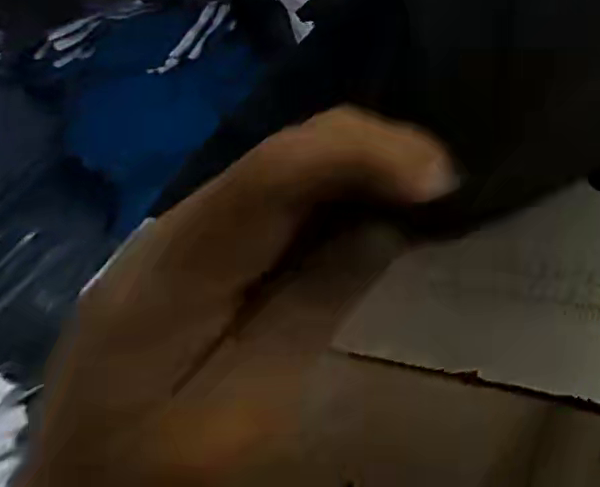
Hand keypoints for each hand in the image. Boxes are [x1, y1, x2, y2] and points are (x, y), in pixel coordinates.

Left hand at [19, 107, 456, 486]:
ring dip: (365, 158)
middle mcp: (178, 222)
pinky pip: (285, 183)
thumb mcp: (240, 418)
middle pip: (288, 145)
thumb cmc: (155, 473)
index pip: (275, 170)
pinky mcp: (204, 235)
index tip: (438, 178)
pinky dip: (342, 180)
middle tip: (443, 180)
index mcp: (174, 268)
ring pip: (292, 154)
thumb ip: (311, 312)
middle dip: (377, 147)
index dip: (364, 154)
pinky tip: (375, 202)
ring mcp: (188, 223)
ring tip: (423, 185)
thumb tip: (386, 226)